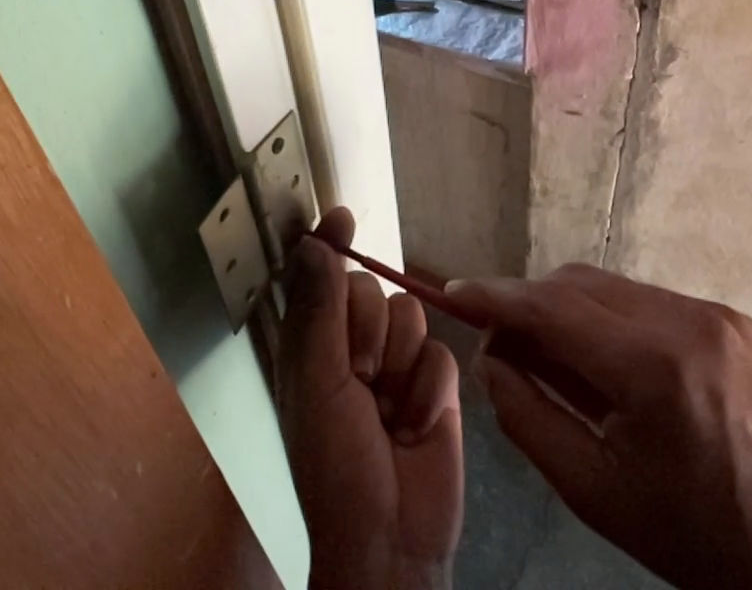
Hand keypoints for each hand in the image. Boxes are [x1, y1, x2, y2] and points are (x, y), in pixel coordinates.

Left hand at [279, 209, 462, 589]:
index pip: (320, 277)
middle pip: (371, 290)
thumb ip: (319, 310)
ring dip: (400, 365)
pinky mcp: (436, 385)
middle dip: (368, 333)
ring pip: (409, 315)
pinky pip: (441, 353)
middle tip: (360, 381)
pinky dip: (429, 390)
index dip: (329, 245)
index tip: (340, 216)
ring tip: (387, 411)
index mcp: (312, 344)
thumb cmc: (335, 461)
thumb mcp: (317, 381)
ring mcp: (397, 364)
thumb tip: (311, 242)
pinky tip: (415, 426)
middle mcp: (352, 345)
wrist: (391, 535)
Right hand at [448, 266, 751, 589]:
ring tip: (552, 359)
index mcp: (653, 368)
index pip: (549, 307)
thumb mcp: (593, 490)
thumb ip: (525, 414)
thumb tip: (489, 357)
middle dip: (526, 303)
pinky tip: (605, 363)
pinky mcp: (733, 321)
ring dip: (565, 309)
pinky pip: (644, 301)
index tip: (450, 293)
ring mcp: (716, 314)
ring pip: (608, 287)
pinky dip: (607, 319)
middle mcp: (686, 321)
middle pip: (575, 284)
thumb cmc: (701, 537)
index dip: (492, 296)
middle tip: (500, 345)